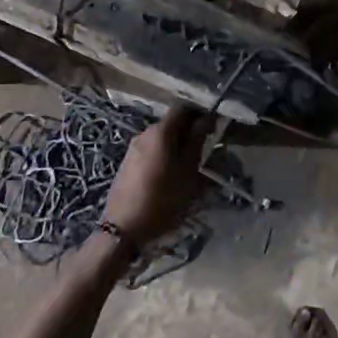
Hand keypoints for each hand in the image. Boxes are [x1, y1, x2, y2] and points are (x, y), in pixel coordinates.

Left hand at [103, 105, 208, 246]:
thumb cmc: (163, 199)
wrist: (123, 229)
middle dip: (189, 129)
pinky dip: (165, 153)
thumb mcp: (188, 171)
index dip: (200, 112)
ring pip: (161, 137)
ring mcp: (133, 148)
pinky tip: (171, 172)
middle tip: (205, 146)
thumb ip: (197, 141)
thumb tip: (206, 118)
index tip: (214, 125)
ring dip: (177, 143)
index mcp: (161, 132)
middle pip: (171, 122)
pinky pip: (151, 150)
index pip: (183, 108)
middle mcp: (144, 133)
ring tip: (190, 162)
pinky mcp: (128, 163)